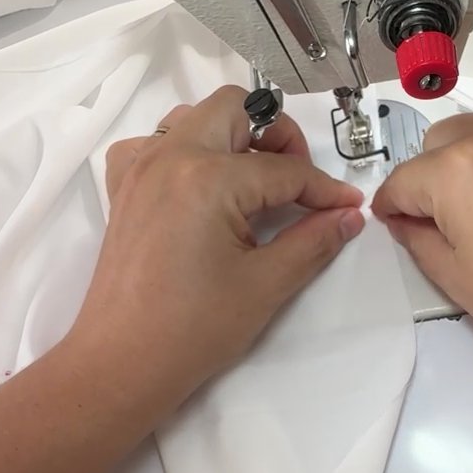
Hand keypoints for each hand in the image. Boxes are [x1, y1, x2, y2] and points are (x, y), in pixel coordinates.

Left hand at [73, 85, 364, 396]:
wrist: (123, 362)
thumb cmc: (194, 329)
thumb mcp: (266, 285)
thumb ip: (313, 242)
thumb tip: (349, 216)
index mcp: (208, 178)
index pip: (284, 170)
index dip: (324, 189)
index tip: (348, 207)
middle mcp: (170, 157)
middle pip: (236, 109)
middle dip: (278, 137)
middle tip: (298, 183)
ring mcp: (141, 168)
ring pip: (196, 117)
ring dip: (234, 136)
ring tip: (256, 184)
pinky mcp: (125, 188)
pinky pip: (160, 144)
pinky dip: (189, 151)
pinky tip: (204, 189)